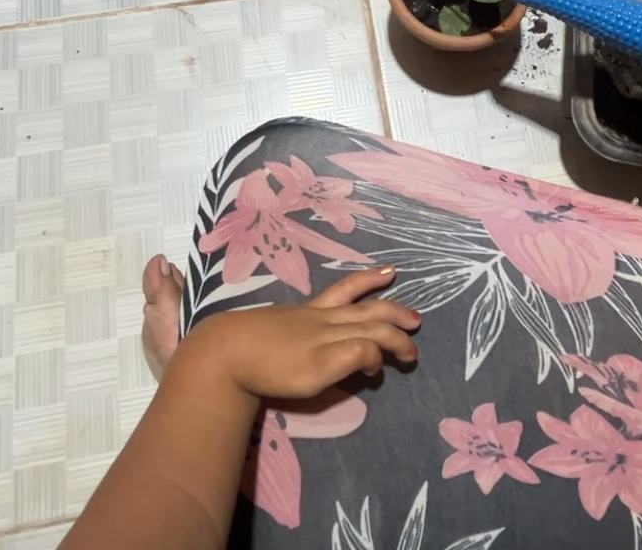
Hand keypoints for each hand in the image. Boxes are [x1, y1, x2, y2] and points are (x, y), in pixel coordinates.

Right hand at [171, 267, 419, 401]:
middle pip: (369, 309)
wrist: (225, 353)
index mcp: (308, 312)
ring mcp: (324, 339)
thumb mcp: (276, 334)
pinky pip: (361, 349)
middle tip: (416, 320)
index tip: (390, 272)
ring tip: (410, 352)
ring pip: (373, 328)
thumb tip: (307, 347)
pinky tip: (375, 369)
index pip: (345, 289)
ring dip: (397, 340)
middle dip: (396, 313)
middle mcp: (321, 320)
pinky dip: (374, 356)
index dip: (370, 279)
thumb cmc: (241, 346)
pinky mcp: (322, 361)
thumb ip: (298, 336)